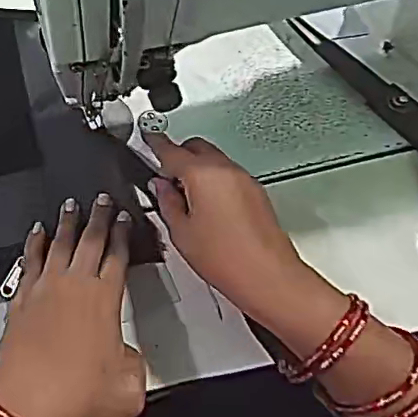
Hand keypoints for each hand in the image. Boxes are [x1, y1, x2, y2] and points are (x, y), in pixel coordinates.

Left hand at [0, 195, 145, 416]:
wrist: (29, 403)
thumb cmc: (77, 396)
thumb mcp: (130, 386)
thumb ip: (134, 362)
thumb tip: (125, 356)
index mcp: (104, 299)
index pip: (118, 255)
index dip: (122, 234)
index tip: (124, 219)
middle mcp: (74, 285)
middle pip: (90, 240)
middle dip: (98, 216)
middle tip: (102, 199)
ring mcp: (45, 288)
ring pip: (59, 243)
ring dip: (67, 223)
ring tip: (71, 206)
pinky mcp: (22, 299)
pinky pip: (30, 259)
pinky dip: (34, 243)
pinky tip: (37, 233)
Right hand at [146, 132, 337, 330]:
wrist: (269, 278)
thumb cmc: (229, 259)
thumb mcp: (180, 232)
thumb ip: (166, 201)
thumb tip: (161, 188)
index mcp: (203, 174)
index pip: (171, 149)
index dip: (155, 143)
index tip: (149, 138)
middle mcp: (227, 170)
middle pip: (196, 147)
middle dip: (178, 155)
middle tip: (162, 174)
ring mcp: (245, 180)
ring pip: (214, 160)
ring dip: (197, 169)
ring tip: (183, 197)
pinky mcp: (256, 193)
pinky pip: (228, 175)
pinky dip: (213, 181)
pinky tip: (205, 206)